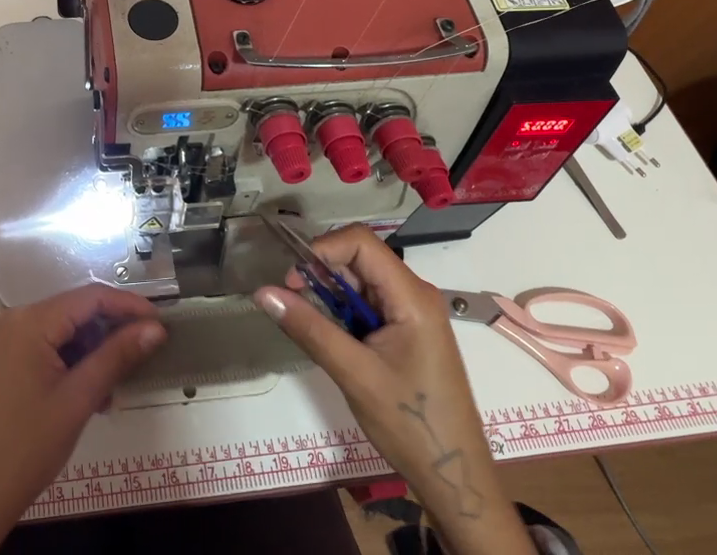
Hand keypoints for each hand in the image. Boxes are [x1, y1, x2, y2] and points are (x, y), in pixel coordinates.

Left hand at [0, 284, 165, 554]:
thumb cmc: (28, 445)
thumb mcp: (79, 398)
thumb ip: (117, 356)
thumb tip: (154, 328)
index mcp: (30, 321)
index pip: (90, 297)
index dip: (129, 305)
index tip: (162, 322)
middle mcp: (17, 320)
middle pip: (78, 311)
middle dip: (113, 330)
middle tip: (146, 353)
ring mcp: (10, 340)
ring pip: (67, 331)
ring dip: (96, 352)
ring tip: (118, 385)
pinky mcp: (9, 361)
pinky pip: (52, 347)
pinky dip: (76, 363)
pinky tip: (94, 394)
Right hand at [254, 226, 532, 554]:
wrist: (453, 474)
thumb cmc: (409, 423)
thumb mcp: (353, 374)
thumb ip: (309, 328)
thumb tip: (263, 292)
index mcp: (411, 296)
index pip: (361, 242)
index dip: (322, 249)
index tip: (292, 281)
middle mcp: (415, 295)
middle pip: (360, 258)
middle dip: (321, 272)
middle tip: (292, 303)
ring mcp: (413, 313)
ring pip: (362, 282)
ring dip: (330, 294)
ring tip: (308, 325)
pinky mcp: (407, 332)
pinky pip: (369, 304)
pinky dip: (343, 312)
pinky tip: (330, 338)